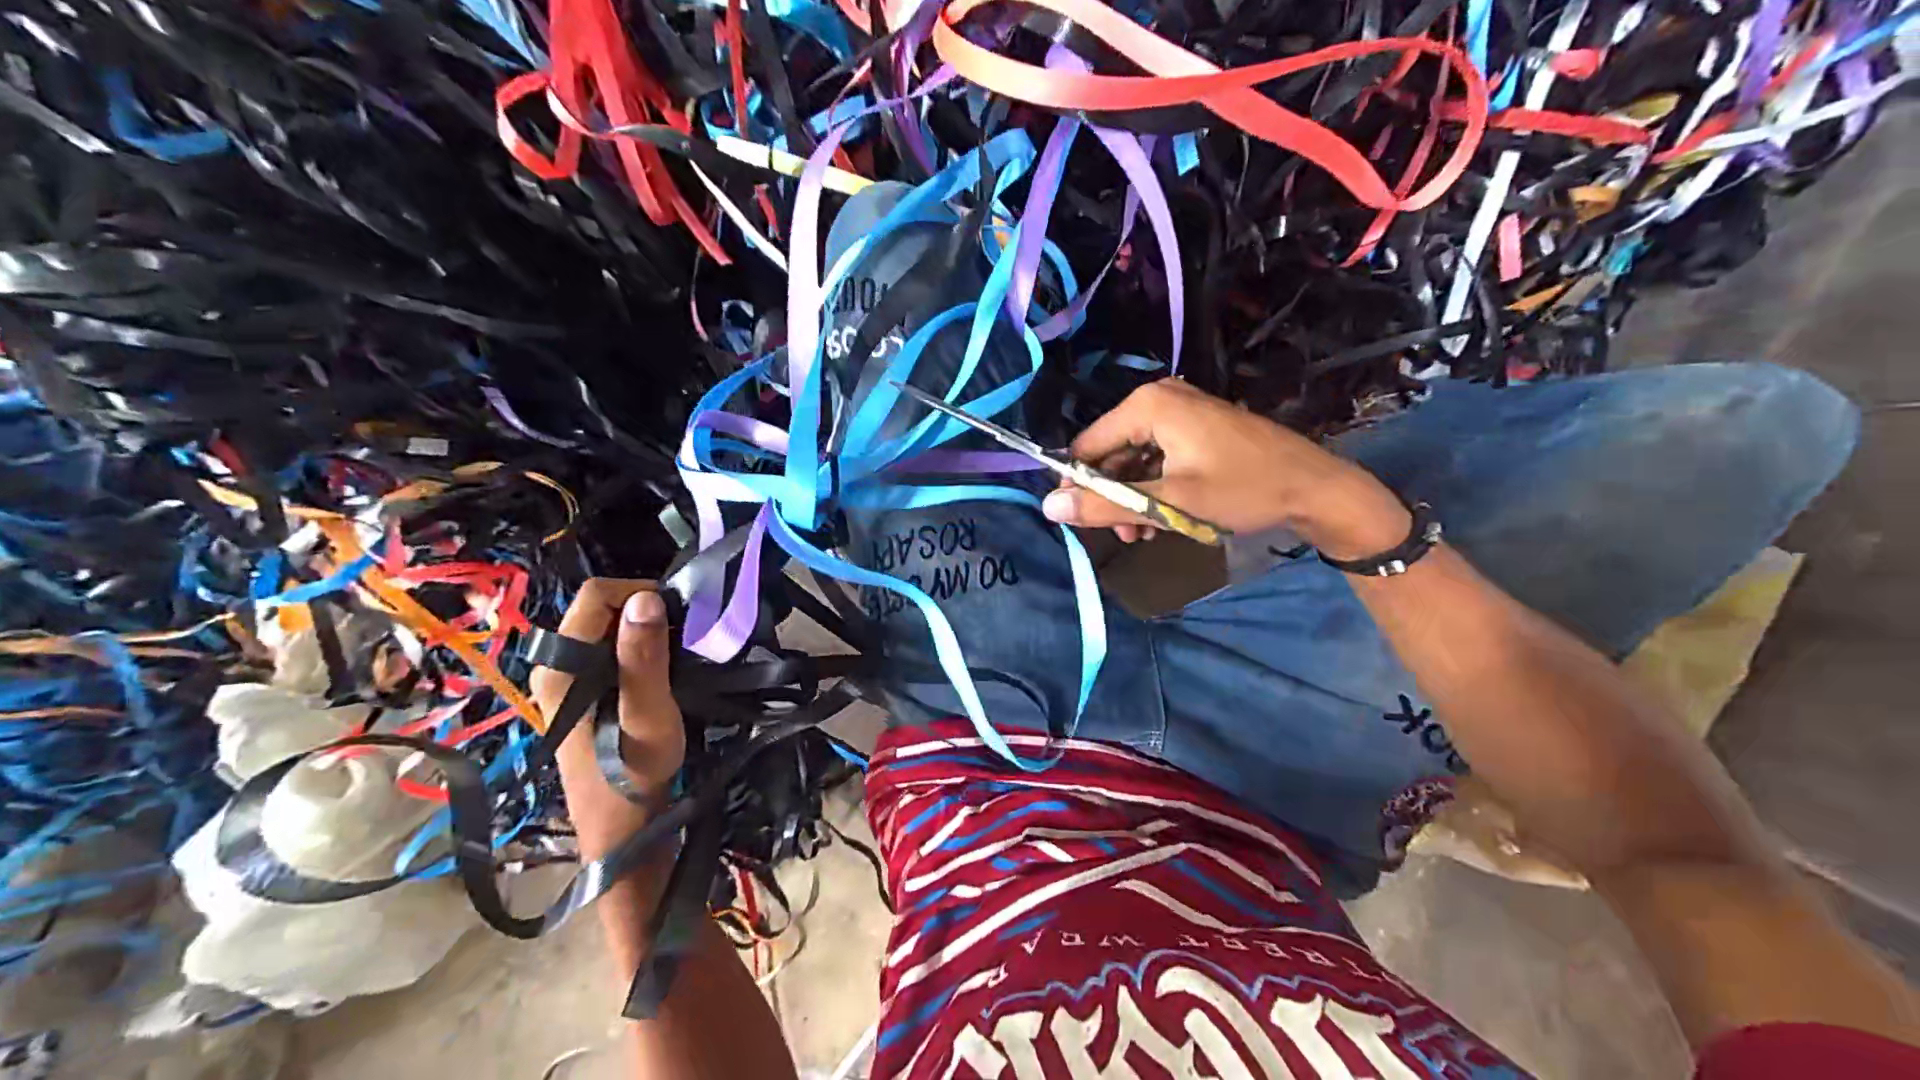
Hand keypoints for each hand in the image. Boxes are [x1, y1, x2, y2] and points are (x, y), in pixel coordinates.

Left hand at [530, 578, 684, 859]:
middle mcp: (555, 666)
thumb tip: (647, 598)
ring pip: (607, 629)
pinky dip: (638, 650)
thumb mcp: (647, 712)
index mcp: (562, 666)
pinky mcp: (581, 693)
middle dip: (643, 613)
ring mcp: (566, 680)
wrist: (624, 827)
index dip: (639, 593)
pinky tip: (660, 671)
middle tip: (682, 637)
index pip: (596, 595)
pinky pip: (609, 651)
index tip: (678, 615)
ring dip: (643, 632)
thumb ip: (643, 656)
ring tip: (675, 653)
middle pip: (599, 609)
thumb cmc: (634, 770)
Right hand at [1039, 379, 1410, 558]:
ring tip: (1144, 533)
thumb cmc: (1244, 491)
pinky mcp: (1195, 426)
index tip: (1082, 522)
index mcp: (1148, 406)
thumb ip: (1107, 504)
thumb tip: (1049, 507)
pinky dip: (1152, 487)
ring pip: (1132, 458)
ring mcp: (1180, 410)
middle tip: (1124, 534)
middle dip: (1111, 495)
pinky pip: (1155, 457)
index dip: (1077, 485)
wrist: (1317, 488)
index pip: (1086, 446)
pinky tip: (1162, 518)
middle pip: (1109, 452)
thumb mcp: (1171, 504)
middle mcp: (1159, 398)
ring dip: (1132, 497)